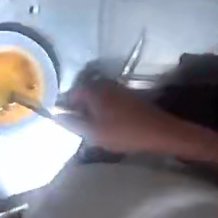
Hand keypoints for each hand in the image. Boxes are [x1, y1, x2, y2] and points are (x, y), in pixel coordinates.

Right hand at [58, 79, 206, 156]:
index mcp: (93, 90)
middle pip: (84, 96)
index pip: (70, 95)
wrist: (161, 132)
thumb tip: (56, 115)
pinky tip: (109, 128)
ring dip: (93, 113)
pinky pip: (109, 103)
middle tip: (81, 130)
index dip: (65, 109)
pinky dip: (105, 113)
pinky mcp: (129, 97)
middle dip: (80, 111)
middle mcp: (104, 84)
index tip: (66, 125)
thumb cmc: (125, 133)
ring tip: (94, 131)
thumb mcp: (94, 133)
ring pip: (97, 100)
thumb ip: (73, 123)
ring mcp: (118, 89)